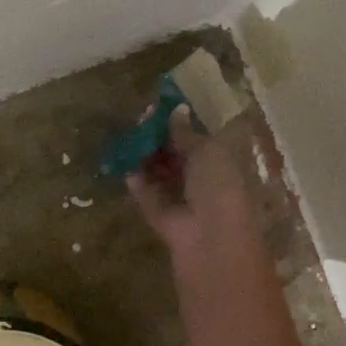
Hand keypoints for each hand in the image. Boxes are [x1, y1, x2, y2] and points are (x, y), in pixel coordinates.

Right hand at [126, 108, 258, 266]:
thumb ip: (186, 132)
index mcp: (219, 162)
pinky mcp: (160, 216)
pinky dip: (137, 184)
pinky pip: (146, 196)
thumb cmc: (218, 186)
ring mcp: (178, 199)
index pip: (194, 139)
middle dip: (157, 140)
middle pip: (173, 155)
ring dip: (145, 159)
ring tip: (129, 142)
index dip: (176, 124)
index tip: (158, 109)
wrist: (211, 236)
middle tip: (139, 124)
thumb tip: (176, 110)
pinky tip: (126, 169)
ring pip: (158, 174)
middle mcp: (199, 180)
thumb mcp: (206, 151)